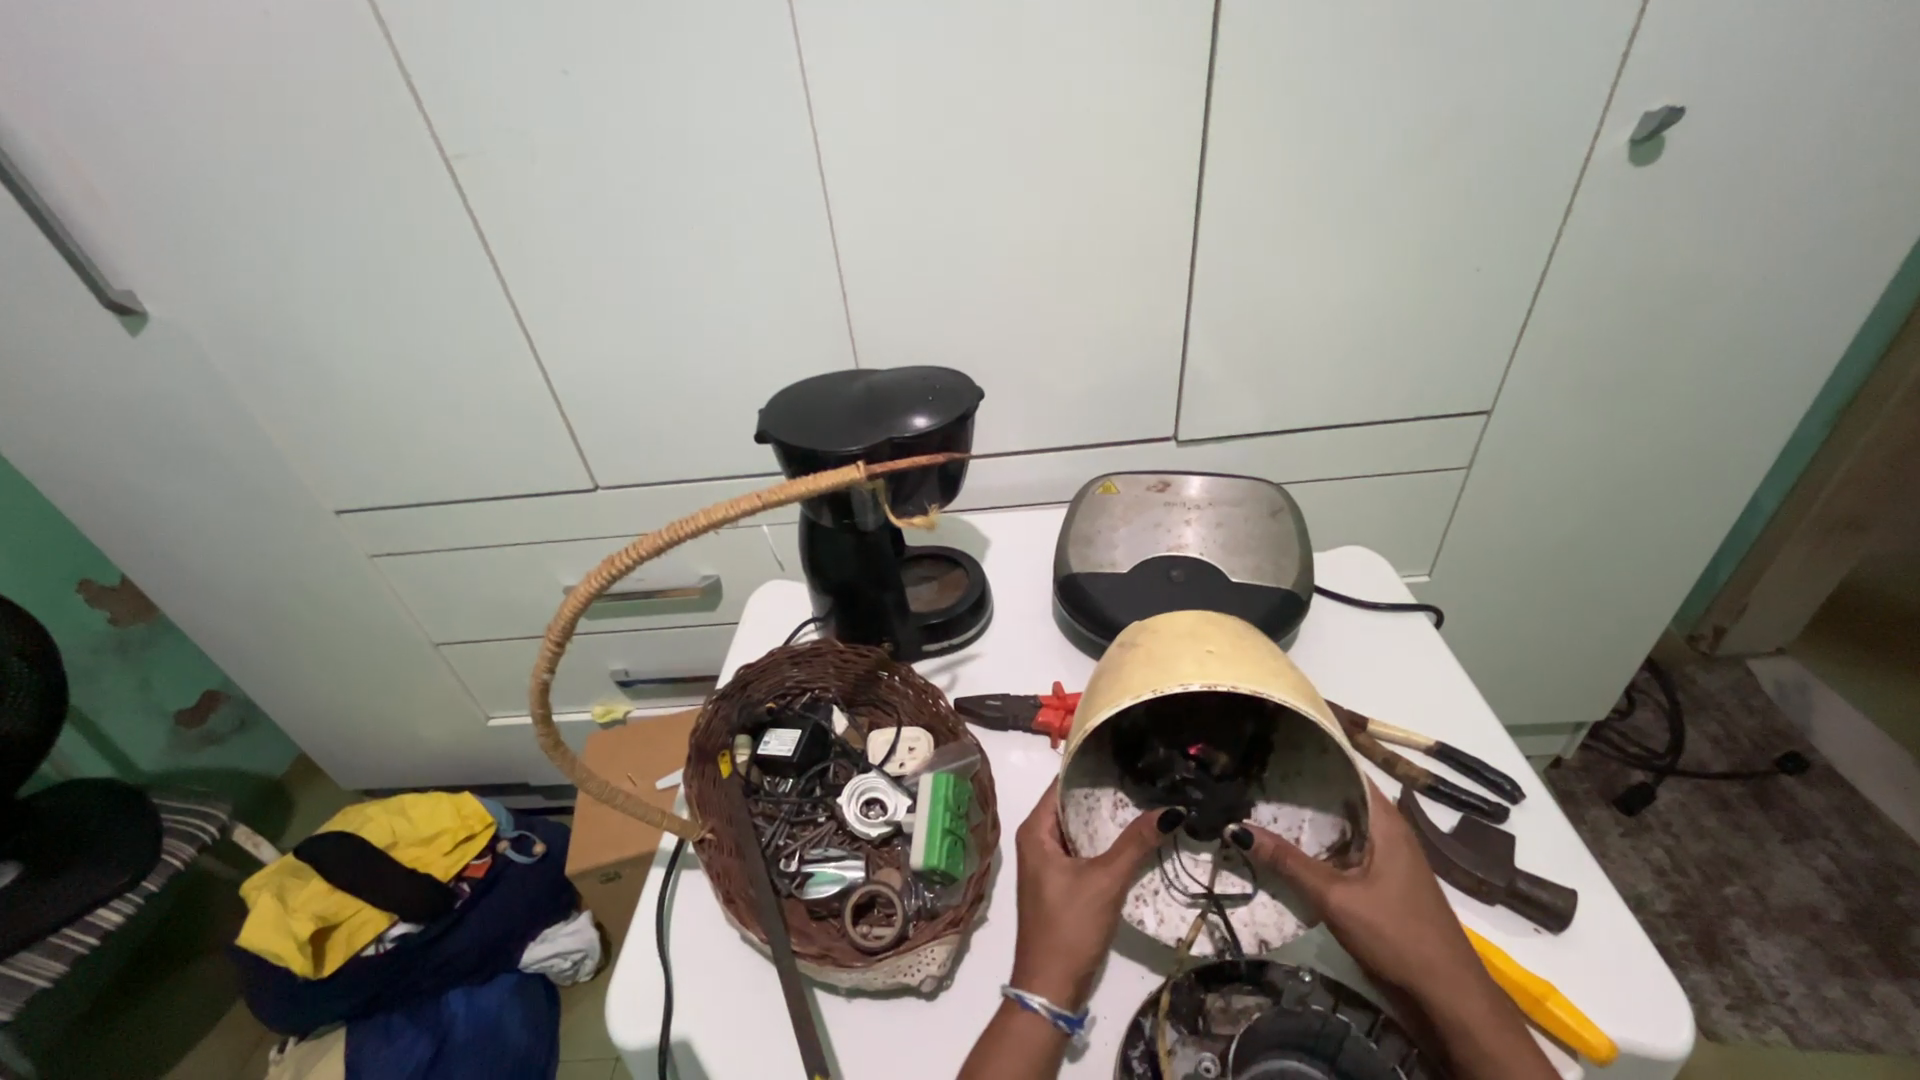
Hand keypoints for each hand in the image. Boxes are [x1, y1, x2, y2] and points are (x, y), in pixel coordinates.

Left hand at [1008, 783, 1178, 1008]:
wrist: (1051, 987)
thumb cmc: (1069, 927)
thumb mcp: (1105, 881)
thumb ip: (1135, 843)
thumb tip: (1170, 809)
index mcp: (1035, 830)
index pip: (1062, 785)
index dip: (1091, 769)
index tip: (1124, 754)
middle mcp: (1037, 840)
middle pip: (1073, 806)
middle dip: (1105, 794)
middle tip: (1144, 775)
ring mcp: (1048, 863)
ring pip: (1081, 830)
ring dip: (1108, 821)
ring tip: (1146, 799)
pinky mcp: (1062, 883)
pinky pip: (1085, 851)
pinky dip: (1106, 844)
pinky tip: (1135, 838)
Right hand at [1225, 779, 1481, 1003]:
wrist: (1446, 994)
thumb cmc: (1397, 934)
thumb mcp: (1335, 897)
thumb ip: (1287, 862)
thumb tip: (1235, 827)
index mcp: (1385, 821)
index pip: (1347, 769)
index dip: (1312, 754)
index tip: (1272, 745)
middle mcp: (1388, 830)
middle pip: (1339, 796)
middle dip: (1299, 788)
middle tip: (1252, 774)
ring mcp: (1386, 856)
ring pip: (1340, 825)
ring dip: (1306, 819)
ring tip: (1259, 803)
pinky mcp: (1381, 880)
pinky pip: (1343, 849)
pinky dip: (1316, 844)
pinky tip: (1285, 846)